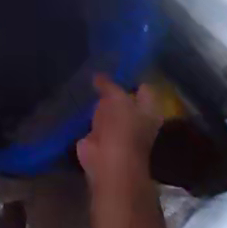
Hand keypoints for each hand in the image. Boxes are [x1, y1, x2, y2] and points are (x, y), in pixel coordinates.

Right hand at [76, 75, 162, 193]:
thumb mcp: (117, 99)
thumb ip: (109, 86)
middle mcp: (136, 120)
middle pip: (125, 99)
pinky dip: (86, 115)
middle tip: (96, 73)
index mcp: (149, 111)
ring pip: (108, 110)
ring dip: (99, 103)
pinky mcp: (99, 139)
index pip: (144, 89)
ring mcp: (117, 130)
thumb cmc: (122, 128)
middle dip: (112, 89)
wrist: (108, 161)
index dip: (131, 77)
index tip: (115, 66)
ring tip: (85, 85)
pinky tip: (77, 102)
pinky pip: (93, 121)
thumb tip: (98, 76)